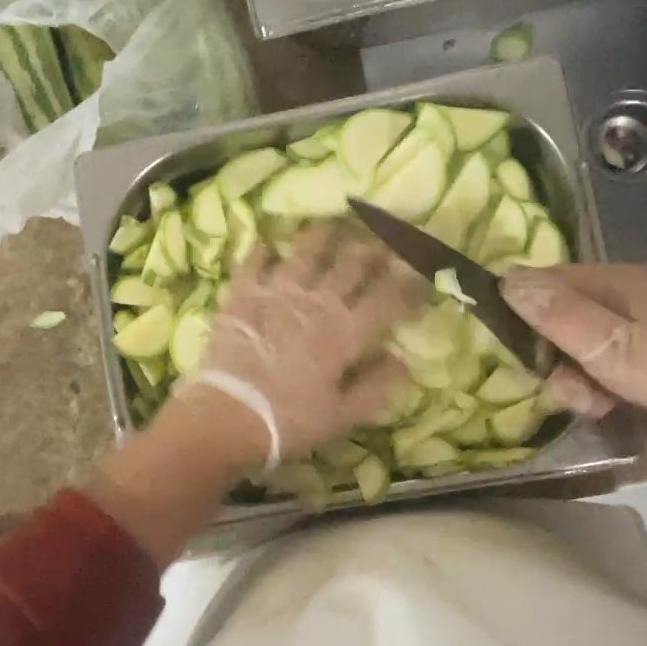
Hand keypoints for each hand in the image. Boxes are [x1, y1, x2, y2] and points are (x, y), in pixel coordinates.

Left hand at [176, 223, 418, 468]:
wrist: (226, 417)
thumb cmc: (288, 423)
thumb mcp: (341, 417)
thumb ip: (374, 387)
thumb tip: (401, 360)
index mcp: (345, 334)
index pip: (388, 298)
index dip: (408, 283)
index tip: (420, 272)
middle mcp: (316, 304)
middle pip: (350, 265)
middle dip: (371, 249)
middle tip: (380, 238)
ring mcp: (276, 294)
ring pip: (305, 252)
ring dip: (321, 236)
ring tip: (331, 222)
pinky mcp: (241, 296)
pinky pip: (254, 263)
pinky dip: (262, 252)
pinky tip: (267, 245)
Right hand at [499, 263, 646, 431]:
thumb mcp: (611, 348)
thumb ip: (559, 317)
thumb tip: (507, 280)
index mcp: (619, 280)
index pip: (548, 280)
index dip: (524, 311)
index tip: (517, 353)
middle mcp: (629, 291)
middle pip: (563, 316)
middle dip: (554, 357)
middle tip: (566, 390)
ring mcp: (644, 319)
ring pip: (582, 343)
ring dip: (576, 378)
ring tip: (594, 405)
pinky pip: (607, 357)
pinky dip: (599, 382)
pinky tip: (609, 405)